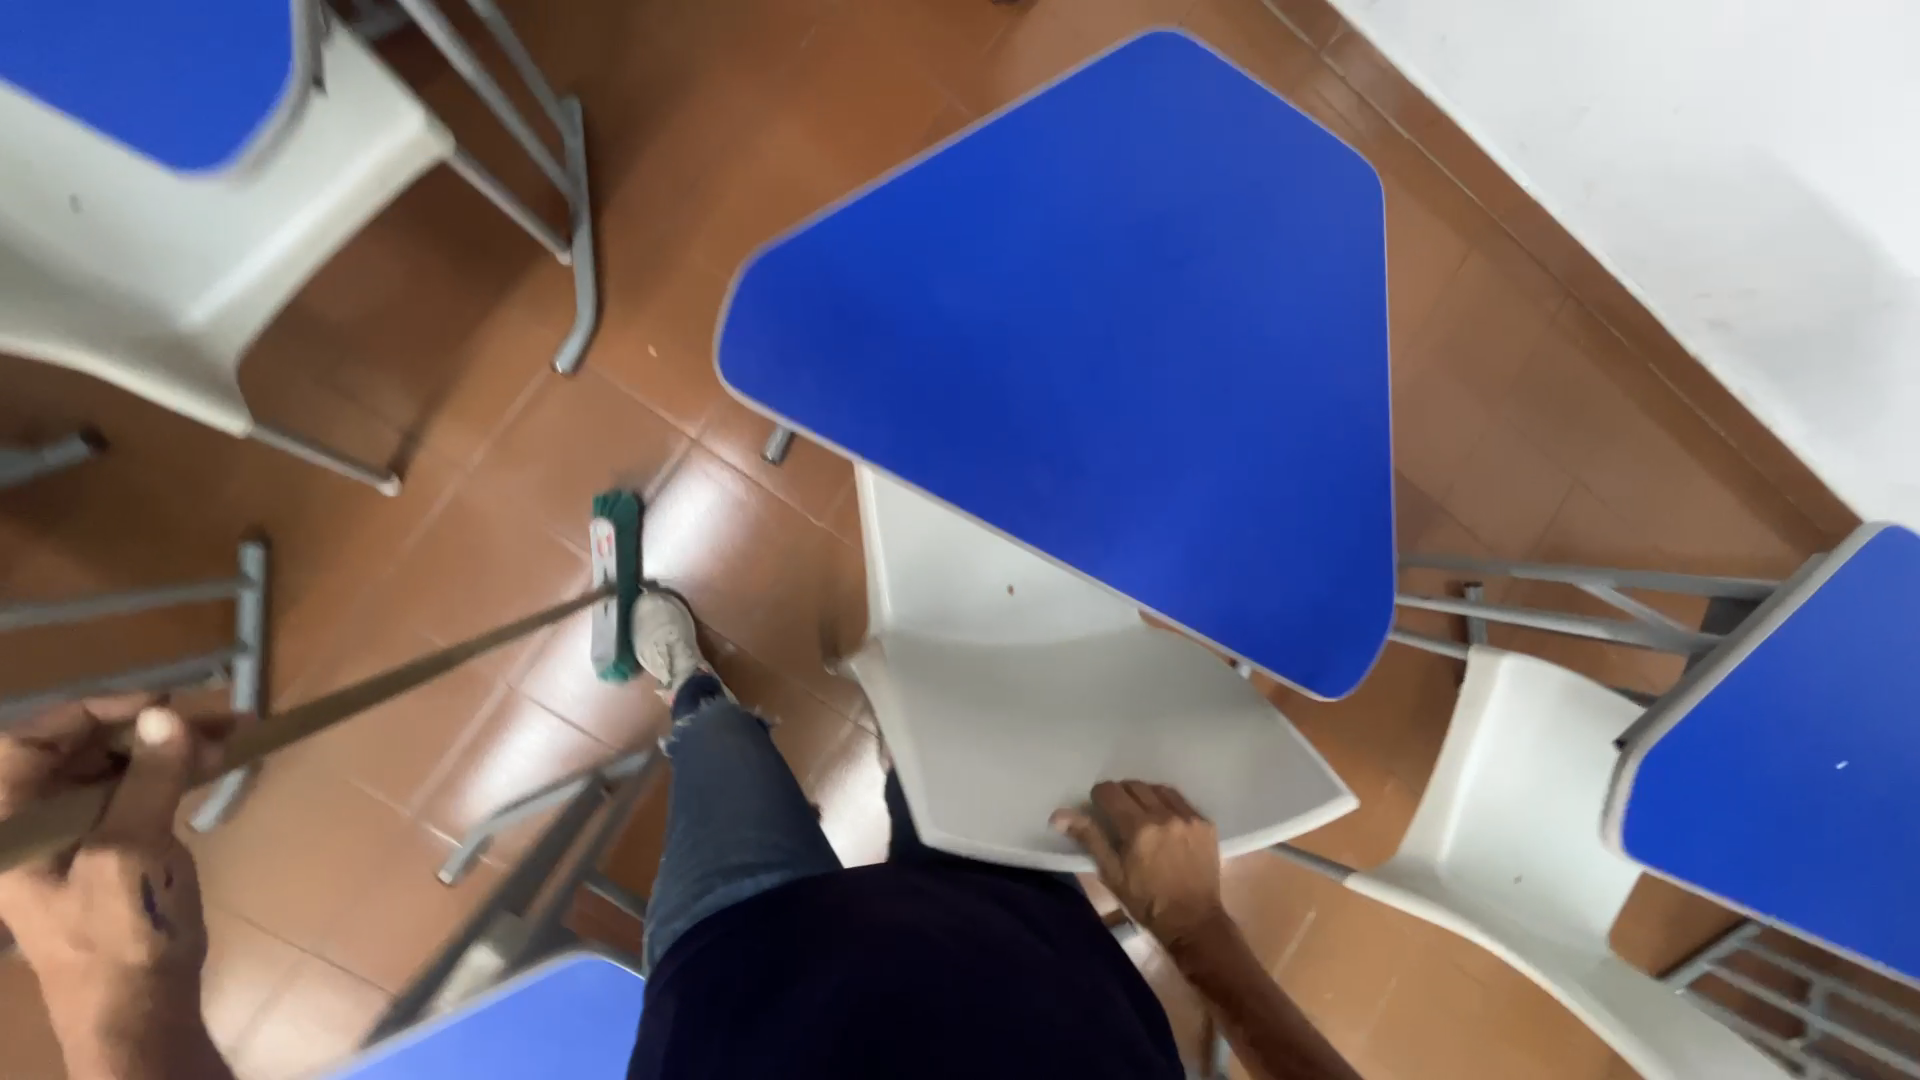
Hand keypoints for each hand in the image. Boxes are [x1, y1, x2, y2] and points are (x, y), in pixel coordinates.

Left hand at [0, 701, 225, 1078]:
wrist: (137, 997)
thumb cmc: (121, 928)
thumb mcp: (133, 850)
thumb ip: (146, 780)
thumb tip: (165, 716)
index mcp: (8, 829)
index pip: (25, 746)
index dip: (92, 713)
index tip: (163, 704)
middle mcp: (28, 826)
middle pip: (76, 752)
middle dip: (148, 729)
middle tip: (219, 722)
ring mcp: (69, 837)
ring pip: (112, 768)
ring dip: (171, 747)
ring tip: (236, 736)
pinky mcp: (107, 846)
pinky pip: (135, 791)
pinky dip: (175, 771)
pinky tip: (218, 764)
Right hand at [1052, 780, 1226, 947]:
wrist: (1194, 922)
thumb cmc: (1146, 902)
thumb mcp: (1111, 873)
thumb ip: (1089, 837)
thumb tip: (1058, 815)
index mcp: (1138, 828)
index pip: (1110, 791)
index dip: (1099, 796)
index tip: (1098, 808)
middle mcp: (1164, 816)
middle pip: (1133, 786)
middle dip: (1121, 795)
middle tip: (1117, 814)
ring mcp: (1188, 818)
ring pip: (1157, 789)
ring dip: (1144, 796)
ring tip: (1141, 814)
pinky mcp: (1205, 824)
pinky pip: (1180, 800)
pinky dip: (1167, 804)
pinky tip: (1164, 820)